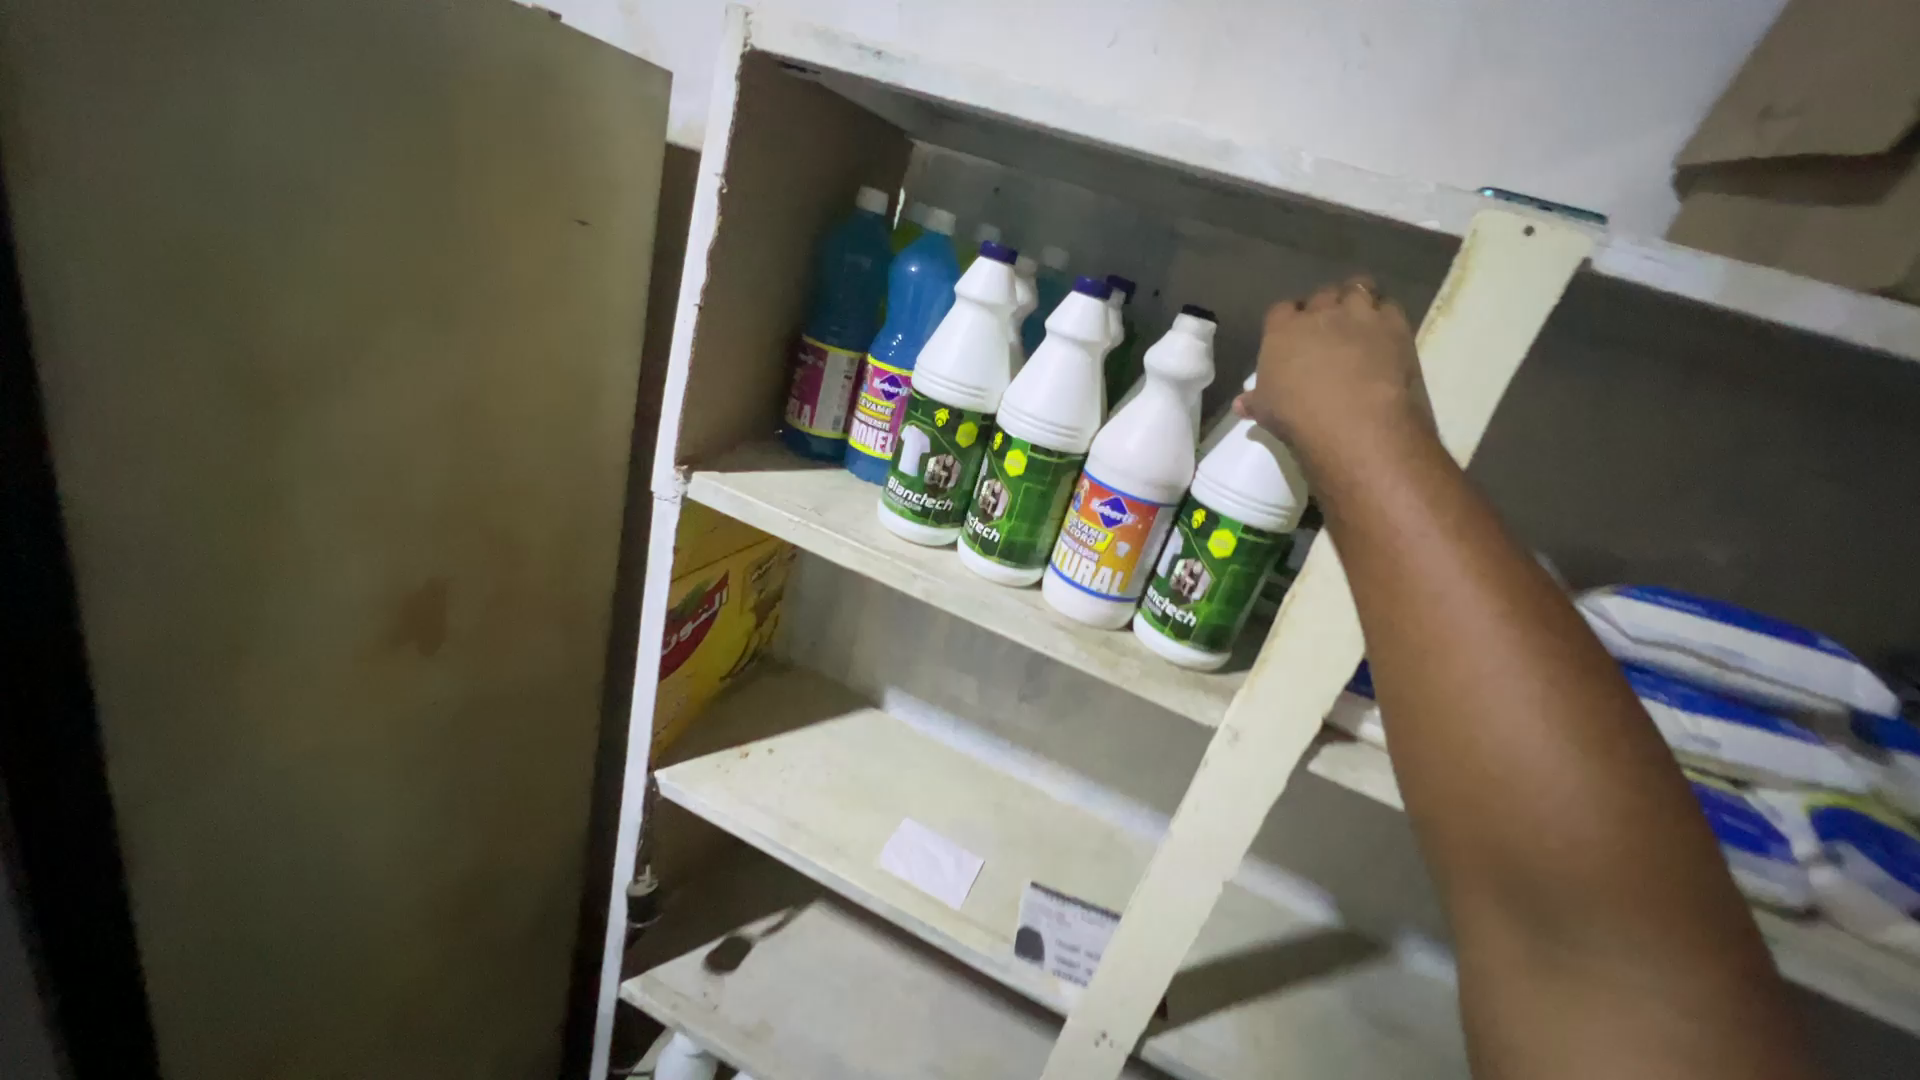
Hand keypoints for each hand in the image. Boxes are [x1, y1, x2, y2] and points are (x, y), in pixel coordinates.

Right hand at [1235, 276, 1433, 468]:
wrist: (1355, 422)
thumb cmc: (1297, 416)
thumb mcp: (1266, 412)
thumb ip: (1254, 401)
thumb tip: (1240, 405)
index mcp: (1282, 330)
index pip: (1280, 311)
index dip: (1287, 321)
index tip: (1291, 336)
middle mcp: (1320, 313)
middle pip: (1320, 295)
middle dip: (1324, 309)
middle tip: (1327, 331)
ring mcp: (1359, 314)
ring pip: (1357, 288)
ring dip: (1355, 301)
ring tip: (1357, 322)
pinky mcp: (1394, 324)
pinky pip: (1388, 306)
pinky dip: (1384, 315)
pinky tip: (1382, 334)